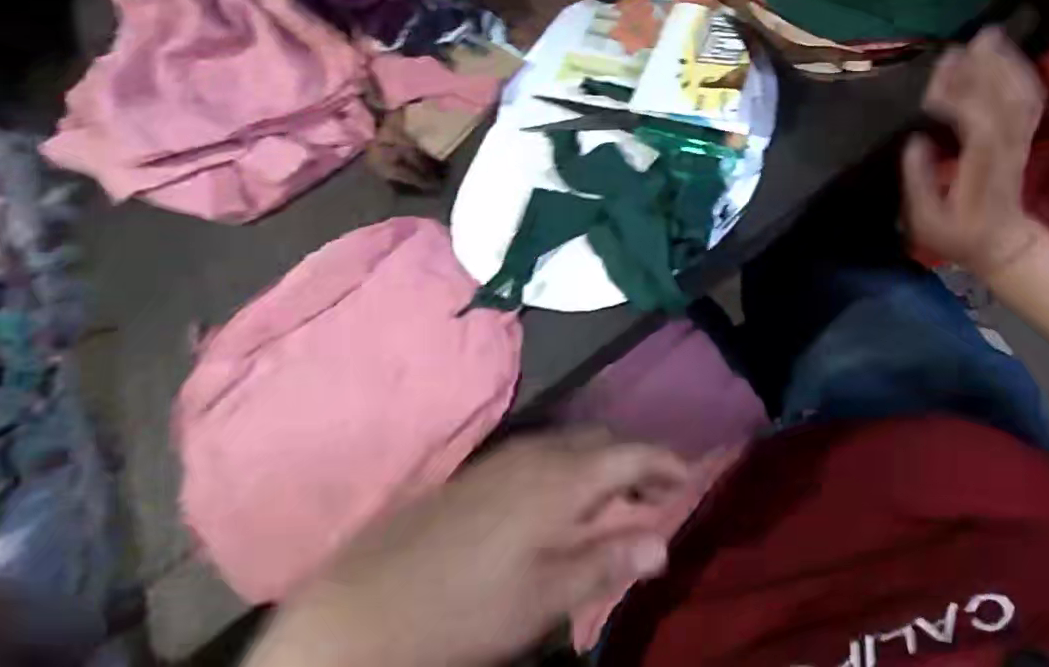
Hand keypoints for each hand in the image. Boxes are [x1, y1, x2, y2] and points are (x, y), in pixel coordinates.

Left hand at [246, 429, 690, 666]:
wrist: (357, 609)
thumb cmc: (464, 608)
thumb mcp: (543, 598)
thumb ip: (606, 562)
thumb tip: (664, 545)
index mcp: (564, 477)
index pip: (632, 452)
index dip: (667, 462)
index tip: (690, 477)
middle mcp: (541, 452)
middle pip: (605, 440)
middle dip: (637, 459)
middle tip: (655, 492)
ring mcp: (507, 457)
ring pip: (574, 442)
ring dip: (604, 460)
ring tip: (614, 495)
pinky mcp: (480, 470)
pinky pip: (545, 450)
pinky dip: (572, 464)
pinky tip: (561, 497)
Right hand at [901, 26, 1047, 273]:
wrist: (1005, 245)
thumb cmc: (960, 236)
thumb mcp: (927, 222)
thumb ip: (918, 183)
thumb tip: (915, 142)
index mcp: (982, 171)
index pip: (978, 128)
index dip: (958, 103)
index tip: (931, 93)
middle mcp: (1007, 150)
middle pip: (1004, 103)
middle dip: (986, 70)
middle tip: (964, 44)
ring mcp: (1020, 142)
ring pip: (1021, 96)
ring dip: (1006, 64)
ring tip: (987, 36)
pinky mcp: (1024, 137)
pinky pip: (1031, 98)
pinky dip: (1021, 72)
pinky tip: (1006, 53)